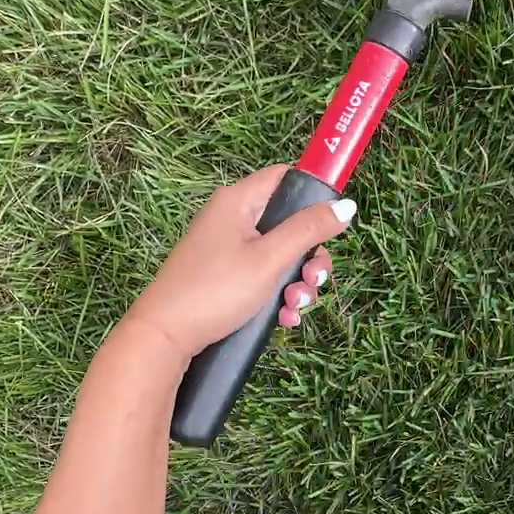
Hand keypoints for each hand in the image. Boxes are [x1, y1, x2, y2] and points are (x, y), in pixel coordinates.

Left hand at [126, 165, 353, 360]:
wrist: (167, 335)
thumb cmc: (216, 290)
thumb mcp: (270, 259)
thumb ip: (309, 231)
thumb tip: (347, 206)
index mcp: (239, 202)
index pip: (286, 178)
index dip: (313, 196)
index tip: (331, 226)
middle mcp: (233, 219)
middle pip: (290, 224)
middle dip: (310, 257)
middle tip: (313, 280)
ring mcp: (229, 249)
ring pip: (282, 256)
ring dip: (298, 282)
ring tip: (294, 307)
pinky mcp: (227, 276)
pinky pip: (265, 277)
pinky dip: (279, 296)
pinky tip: (284, 318)